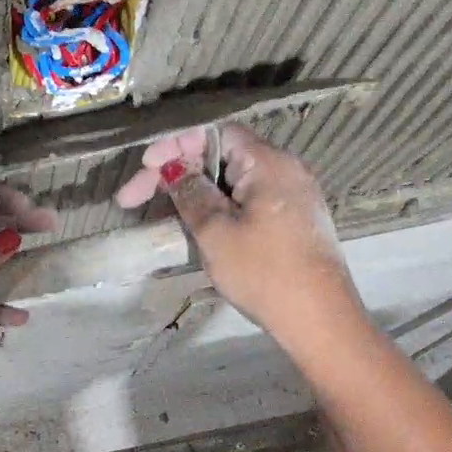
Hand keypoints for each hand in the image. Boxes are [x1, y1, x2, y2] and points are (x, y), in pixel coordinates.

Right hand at [116, 123, 362, 335]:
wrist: (318, 317)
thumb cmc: (263, 271)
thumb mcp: (215, 231)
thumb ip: (191, 193)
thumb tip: (174, 169)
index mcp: (267, 163)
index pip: (214, 133)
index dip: (175, 145)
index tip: (144, 169)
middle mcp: (284, 170)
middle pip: (221, 155)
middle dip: (175, 172)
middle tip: (133, 200)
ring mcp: (291, 195)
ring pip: (231, 179)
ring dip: (192, 191)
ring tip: (159, 212)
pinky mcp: (292, 219)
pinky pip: (246, 198)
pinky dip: (215, 205)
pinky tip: (194, 224)